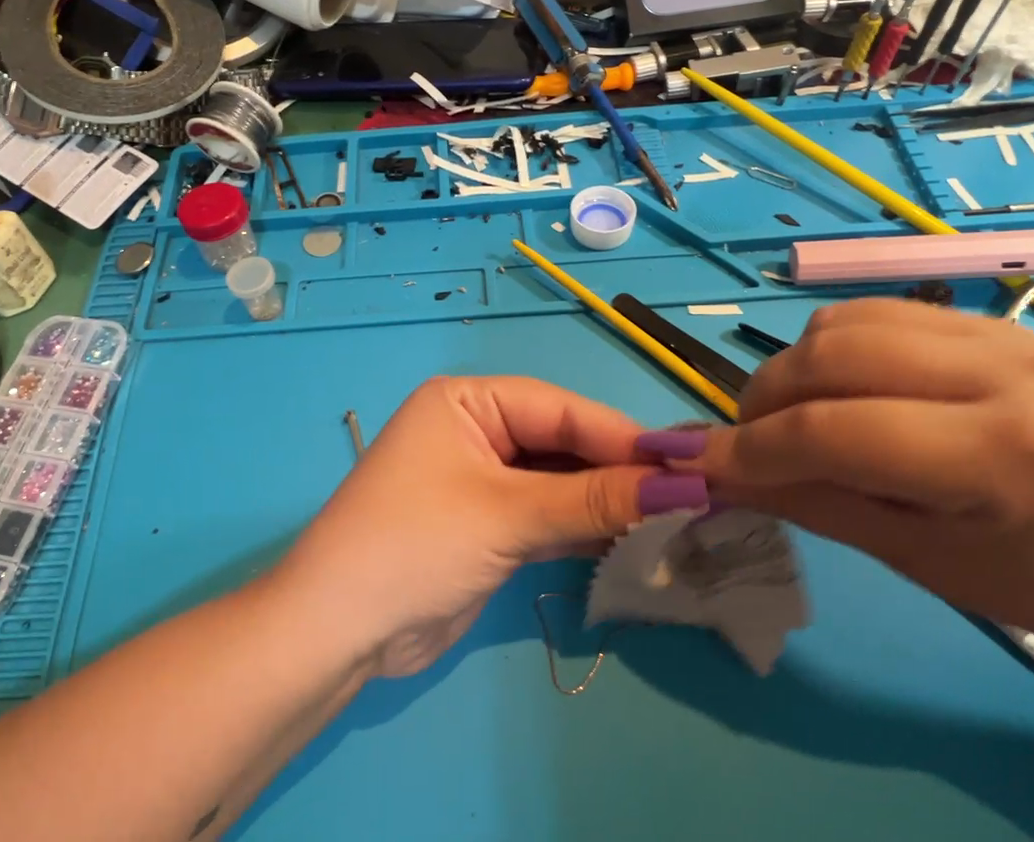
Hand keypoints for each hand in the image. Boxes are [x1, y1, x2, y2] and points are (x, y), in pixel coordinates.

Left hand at [276, 377, 709, 677]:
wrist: (338, 632)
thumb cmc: (415, 546)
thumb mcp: (506, 514)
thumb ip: (594, 499)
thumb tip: (686, 486)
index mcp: (466, 401)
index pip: (562, 409)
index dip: (626, 437)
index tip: (693, 464)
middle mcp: (475, 431)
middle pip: (565, 443)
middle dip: (622, 470)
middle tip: (694, 494)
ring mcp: (482, 482)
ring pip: (561, 482)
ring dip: (610, 501)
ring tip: (680, 516)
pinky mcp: (489, 529)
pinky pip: (549, 517)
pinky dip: (586, 528)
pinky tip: (636, 537)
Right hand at [637, 299, 1033, 648]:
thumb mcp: (916, 559)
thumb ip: (809, 502)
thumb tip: (714, 472)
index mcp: (1006, 456)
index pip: (836, 430)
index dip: (752, 448)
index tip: (699, 464)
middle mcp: (1014, 376)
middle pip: (837, 353)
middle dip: (765, 395)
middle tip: (746, 440)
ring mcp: (1016, 337)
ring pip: (852, 319)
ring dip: (796, 364)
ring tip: (790, 413)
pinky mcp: (1006, 323)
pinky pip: (888, 311)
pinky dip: (837, 345)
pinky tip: (840, 388)